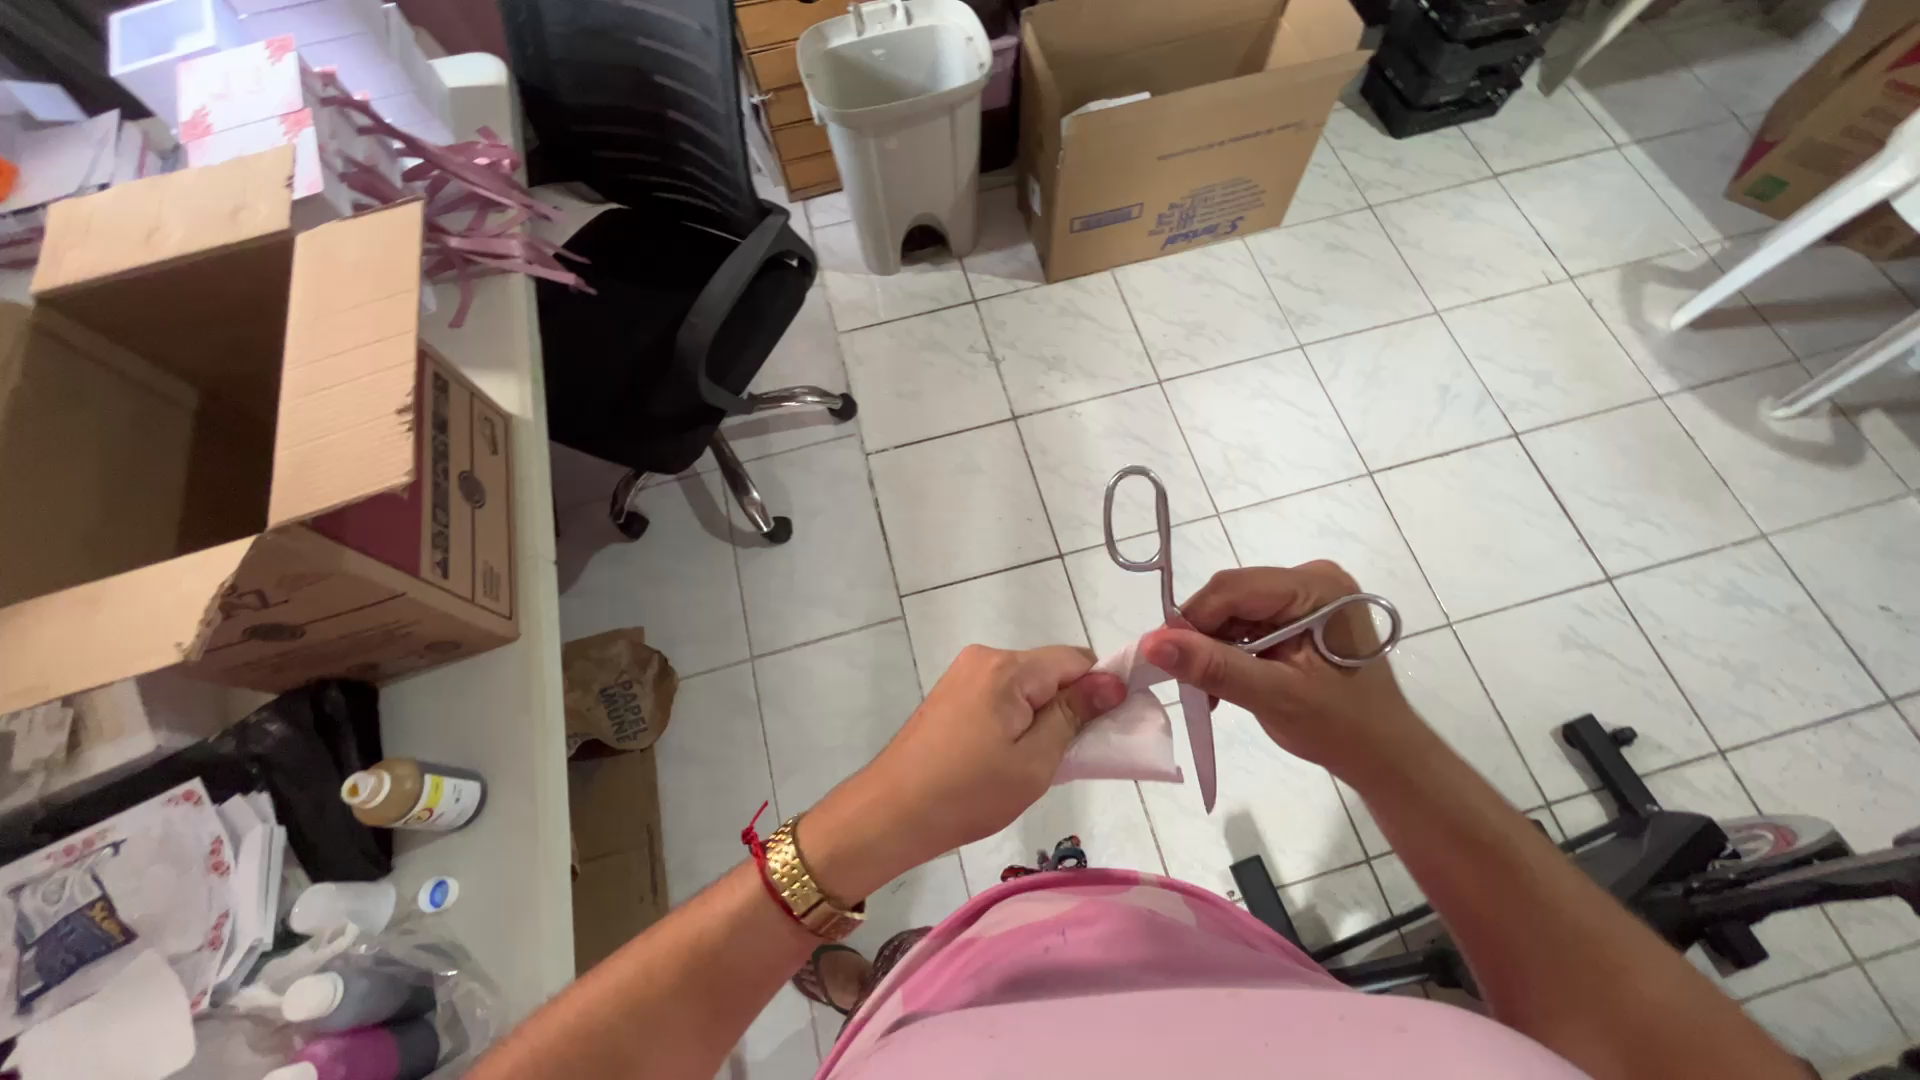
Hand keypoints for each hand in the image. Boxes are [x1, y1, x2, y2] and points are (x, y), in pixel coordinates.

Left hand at [799, 645, 1126, 904]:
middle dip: (1071, 704)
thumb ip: (1074, 715)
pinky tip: (1011, 755)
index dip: (1102, 688)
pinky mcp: (951, 693)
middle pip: (1050, 670)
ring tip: (1042, 761)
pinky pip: (1002, 695)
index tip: (1113, 728)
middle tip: (1078, 754)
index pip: (1076, 659)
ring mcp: (963, 674)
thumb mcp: (1034, 762)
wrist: (891, 813)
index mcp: (1007, 668)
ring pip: (1027, 685)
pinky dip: (1018, 718)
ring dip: (1044, 714)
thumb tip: (1112, 680)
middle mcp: (985, 658)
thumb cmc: (968, 794)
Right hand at [1140, 563, 1426, 779]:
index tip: (1163, 660)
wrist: (1384, 754)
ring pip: (1235, 610)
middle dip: (1202, 637)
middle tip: (1187, 681)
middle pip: (1231, 596)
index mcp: (1316, 587)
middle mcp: (1313, 578)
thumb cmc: (1339, 726)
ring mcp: (1308, 595)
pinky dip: (1231, 651)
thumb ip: (1213, 666)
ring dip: (1213, 648)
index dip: (1191, 621)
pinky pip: (1249, 621)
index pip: (1232, 589)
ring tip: (1208, 690)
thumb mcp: (1272, 696)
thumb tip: (1152, 645)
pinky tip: (1226, 680)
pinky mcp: (1302, 613)